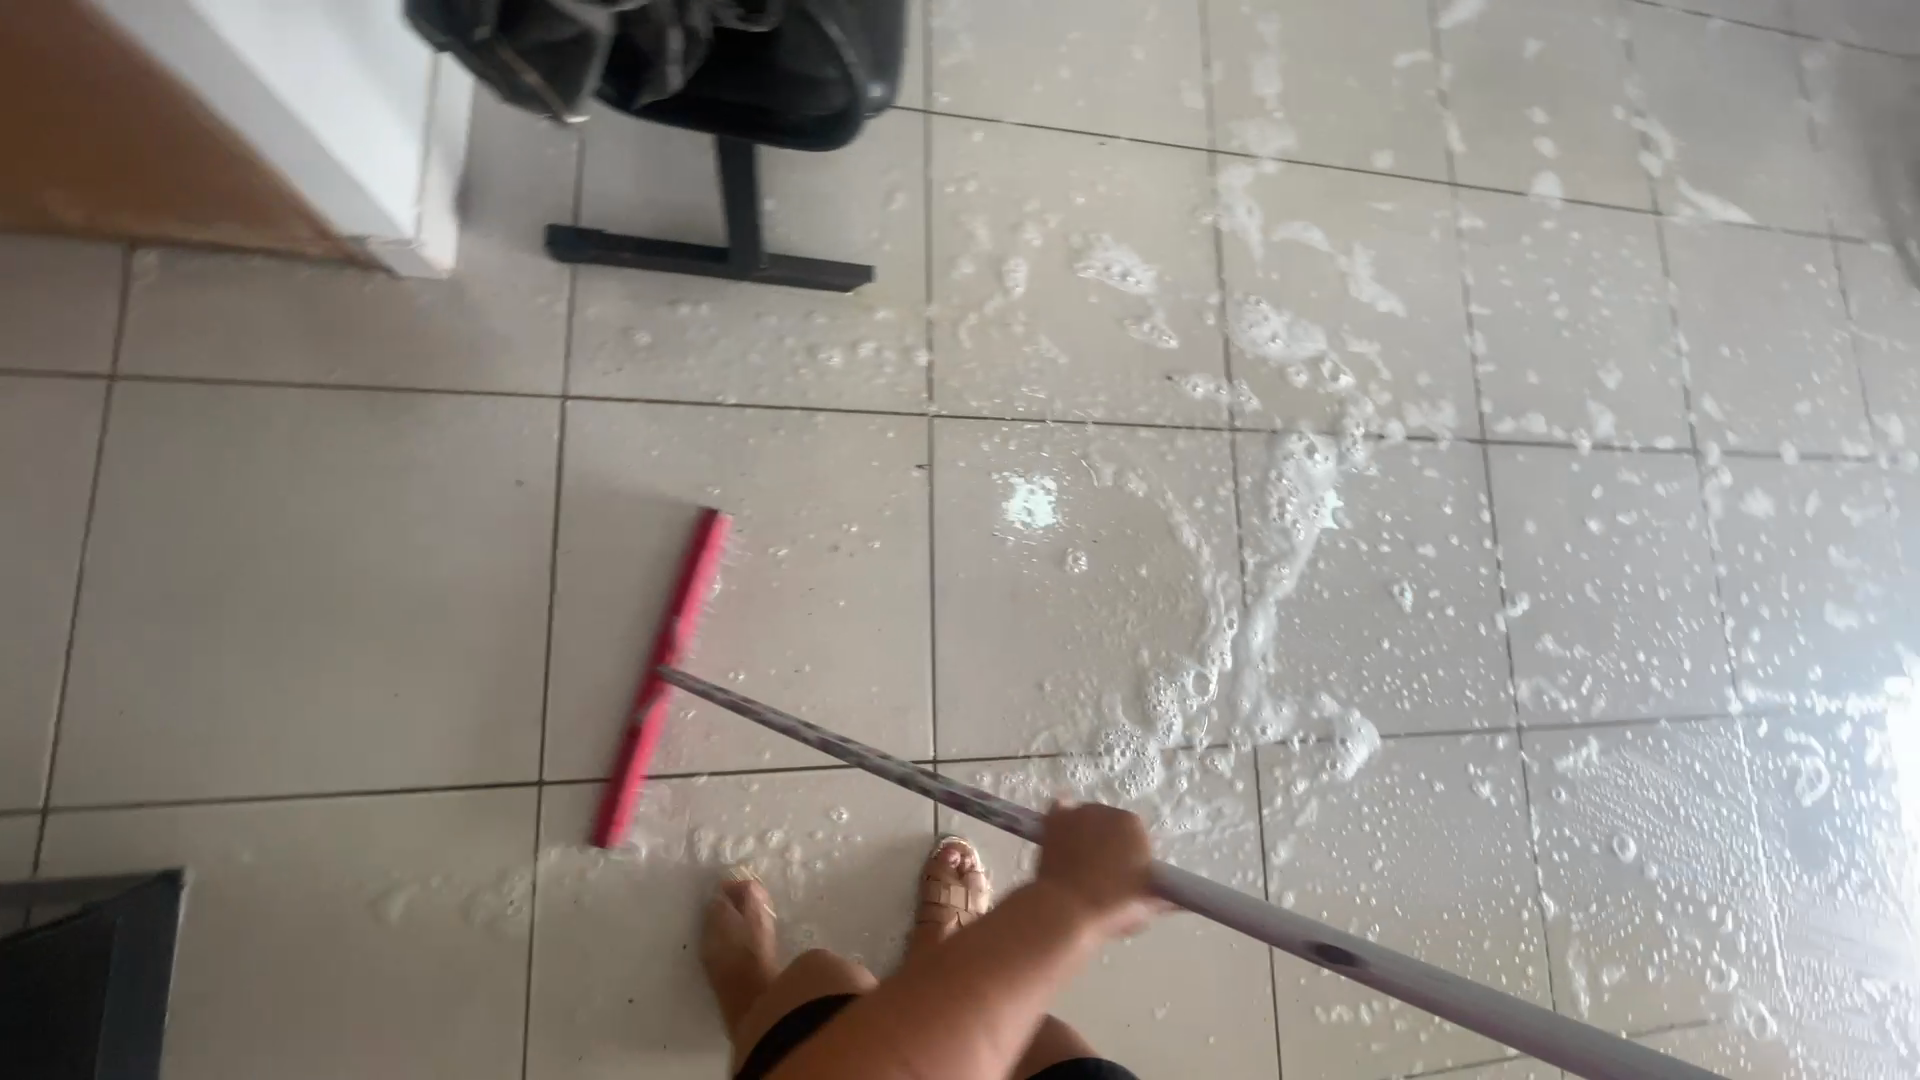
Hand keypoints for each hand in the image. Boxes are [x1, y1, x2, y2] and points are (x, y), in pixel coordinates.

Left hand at [1035, 801, 1162, 939]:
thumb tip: (1183, 898)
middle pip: (1110, 824)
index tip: (1124, 876)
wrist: (1066, 910)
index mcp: (1134, 825)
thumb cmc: (1112, 907)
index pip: (1135, 836)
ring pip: (1086, 818)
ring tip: (1078, 862)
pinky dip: (1063, 819)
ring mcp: (1077, 812)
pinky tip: (1062, 835)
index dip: (1130, 856)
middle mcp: (1106, 811)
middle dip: (1108, 843)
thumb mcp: (1148, 905)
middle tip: (1101, 872)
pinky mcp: (1054, 818)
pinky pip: (1061, 809)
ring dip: (1085, 833)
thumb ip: (1168, 895)